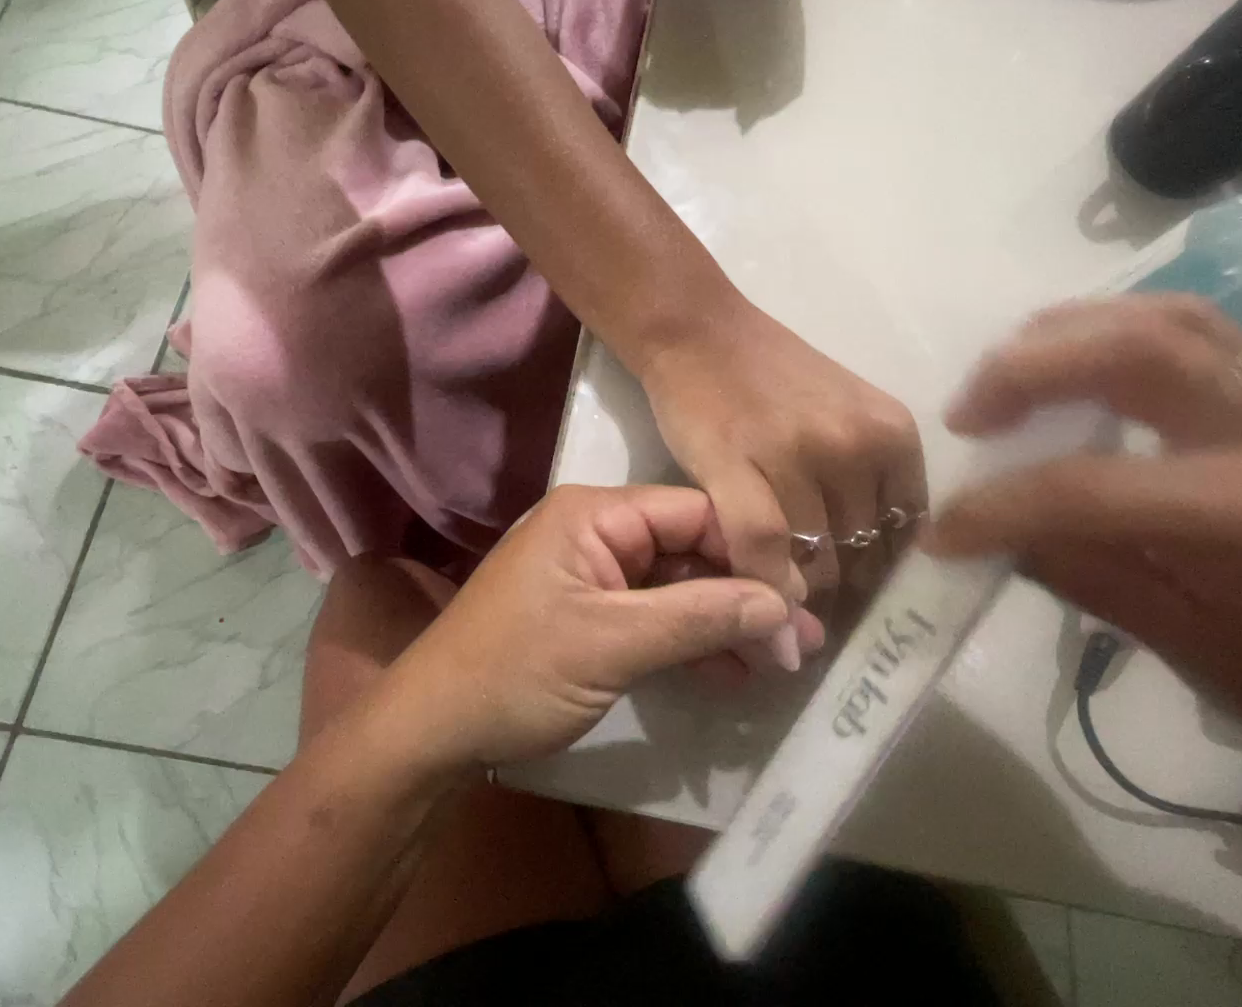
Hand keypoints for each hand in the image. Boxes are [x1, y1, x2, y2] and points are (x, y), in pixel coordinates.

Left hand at [374, 485, 822, 767]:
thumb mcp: (611, 644)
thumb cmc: (515, 674)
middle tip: (804, 643)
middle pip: (692, 549)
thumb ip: (699, 617)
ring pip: (680, 587)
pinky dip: (693, 642)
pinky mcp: (595, 615)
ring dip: (726, 623)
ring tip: (782, 664)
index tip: (805, 598)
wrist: (437, 729)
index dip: (752, 551)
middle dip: (746, 595)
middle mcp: (598, 532)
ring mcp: (596, 575)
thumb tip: (784, 607)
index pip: (696, 511)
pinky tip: (735, 672)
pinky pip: (657, 617)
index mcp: (594, 515)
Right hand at [638, 302, 925, 615]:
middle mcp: (858, 444)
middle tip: (808, 599)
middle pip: (863, 557)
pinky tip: (754, 589)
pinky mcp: (736, 466)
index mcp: (894, 435)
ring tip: (778, 592)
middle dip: (838, 589)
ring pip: (818, 563)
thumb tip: (868, 566)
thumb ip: (869, 481)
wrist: (700, 333)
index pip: (907, 536)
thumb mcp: (848, 417)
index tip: (853, 593)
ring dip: (798, 590)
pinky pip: (762, 549)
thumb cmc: (771, 377)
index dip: (881, 577)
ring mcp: (797, 455)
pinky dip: (762, 580)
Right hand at [928, 295, 1241, 768]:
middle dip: (1024, 372)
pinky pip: (1194, 331)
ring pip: (1168, 318)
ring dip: (1067, 334)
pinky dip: (1113, 333)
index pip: (1087, 487)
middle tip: (965, 416)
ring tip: (1007, 378)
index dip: (994, 507)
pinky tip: (1072, 368)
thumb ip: (1077, 570)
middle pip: (1135, 351)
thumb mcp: (1179, 643)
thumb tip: (985, 530)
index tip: (939, 533)